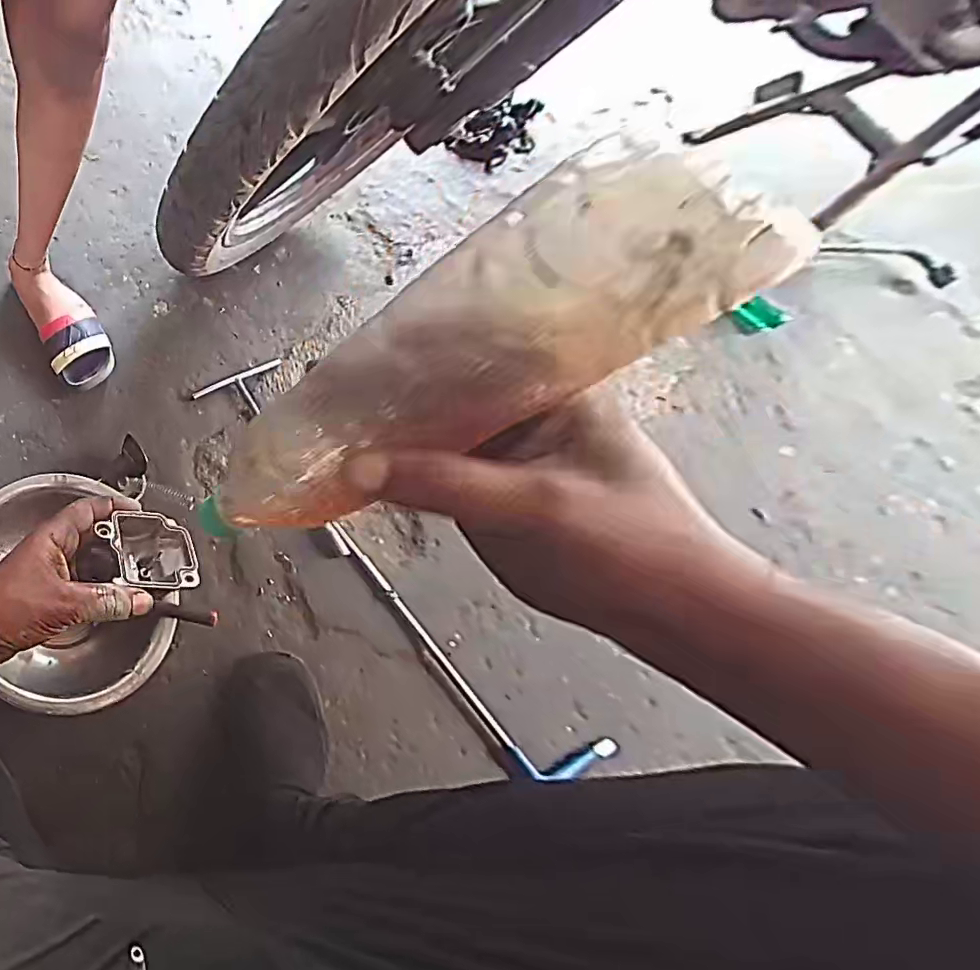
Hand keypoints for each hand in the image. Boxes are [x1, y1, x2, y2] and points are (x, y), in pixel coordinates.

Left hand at [0, 495, 154, 665]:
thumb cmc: (1, 608)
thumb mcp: (64, 603)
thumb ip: (106, 601)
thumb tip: (136, 599)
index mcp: (51, 538)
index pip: (88, 510)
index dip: (114, 506)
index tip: (136, 512)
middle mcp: (49, 551)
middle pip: (91, 537)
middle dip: (117, 541)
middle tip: (140, 548)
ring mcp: (47, 572)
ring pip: (86, 563)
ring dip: (108, 570)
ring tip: (131, 575)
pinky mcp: (46, 594)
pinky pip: (79, 585)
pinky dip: (96, 590)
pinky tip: (109, 600)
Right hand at [345, 390, 769, 632]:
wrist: (652, 607)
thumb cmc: (629, 542)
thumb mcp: (535, 503)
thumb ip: (444, 483)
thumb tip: (360, 469)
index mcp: (550, 388)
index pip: (470, 353)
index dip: (412, 352)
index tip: (358, 356)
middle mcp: (518, 412)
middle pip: (439, 392)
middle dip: (385, 394)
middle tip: (326, 393)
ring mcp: (495, 452)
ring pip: (427, 434)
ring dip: (383, 434)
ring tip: (327, 427)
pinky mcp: (477, 489)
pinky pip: (424, 472)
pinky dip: (390, 473)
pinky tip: (354, 470)